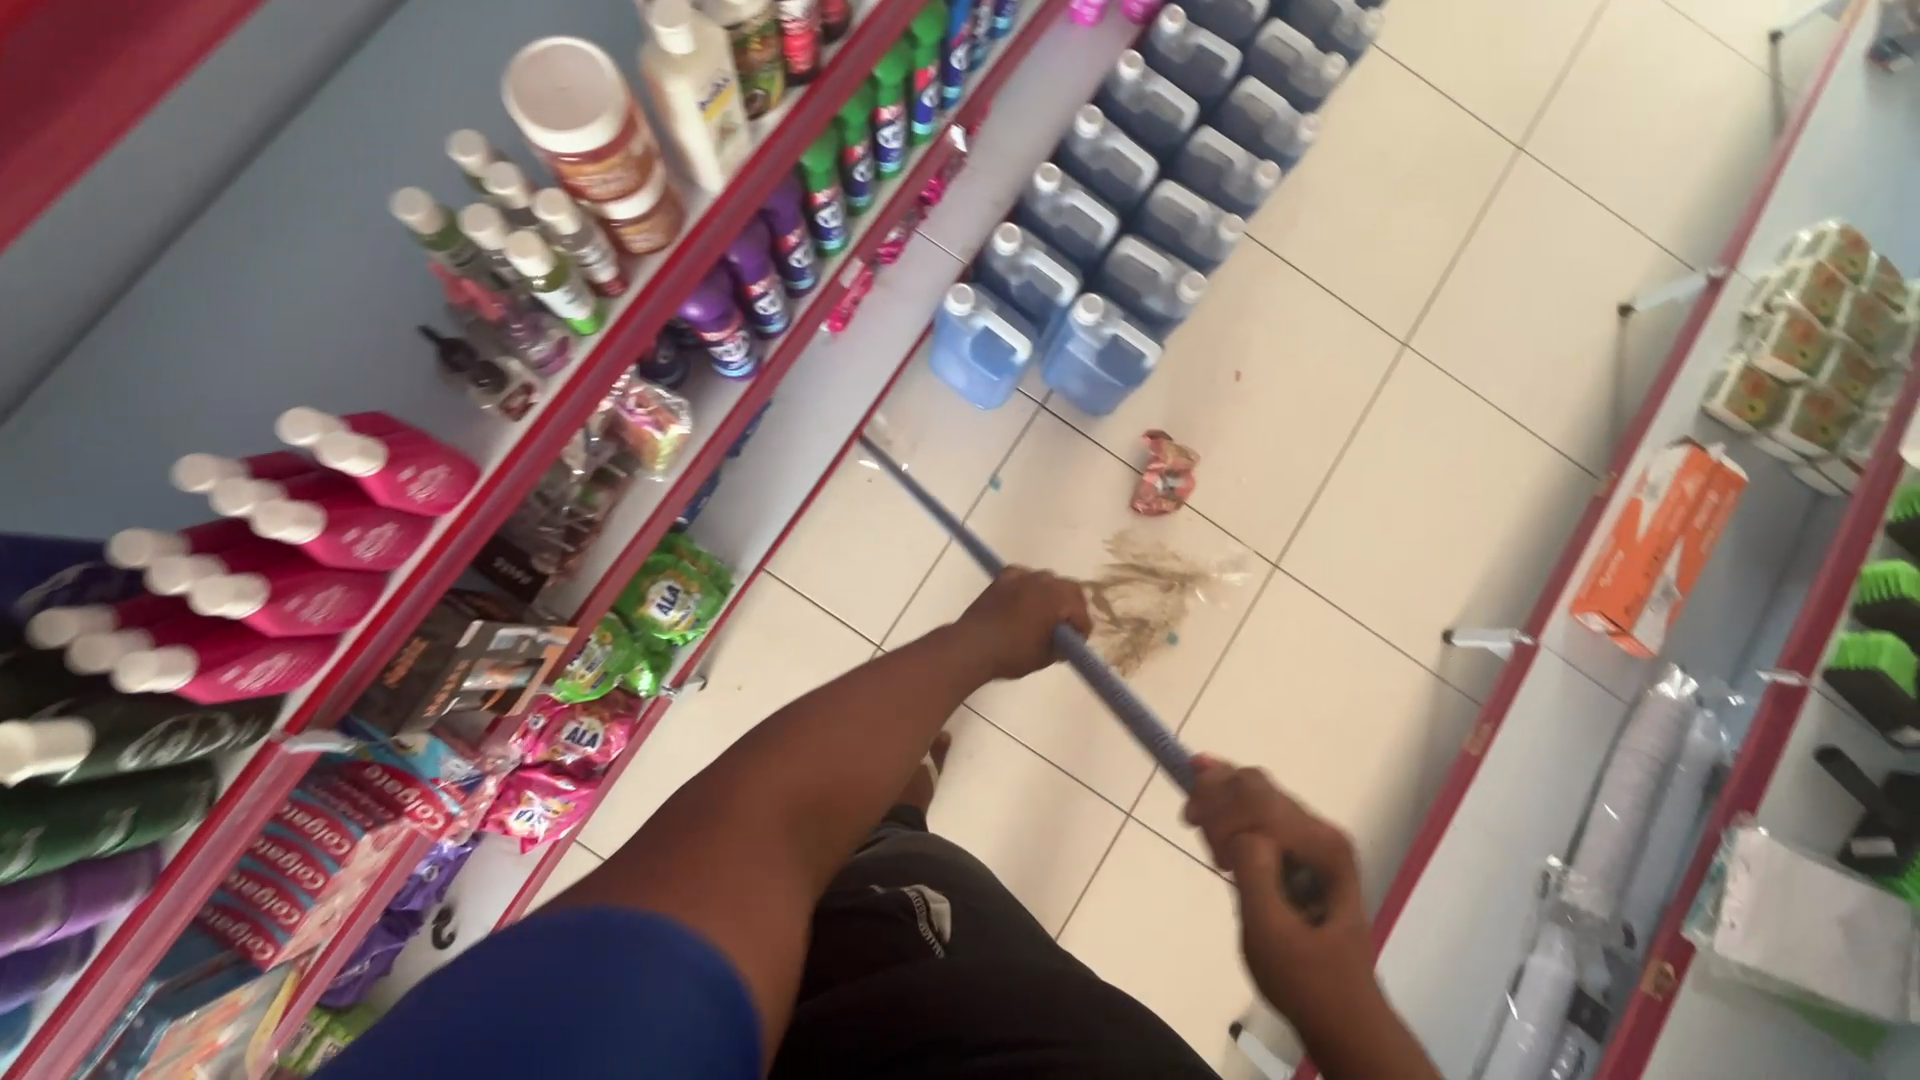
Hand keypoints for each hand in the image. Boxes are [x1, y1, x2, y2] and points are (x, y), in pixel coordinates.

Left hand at [952, 566, 1091, 680]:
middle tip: (1063, 628)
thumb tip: (1065, 641)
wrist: (973, 645)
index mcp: (1059, 598)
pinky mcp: (1003, 577)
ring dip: (1050, 596)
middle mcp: (1044, 580)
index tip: (1074, 645)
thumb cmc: (1013, 653)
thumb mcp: (1046, 656)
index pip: (1082, 613)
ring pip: (1047, 581)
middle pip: (1069, 590)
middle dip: (1070, 608)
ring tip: (1042, 616)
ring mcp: (1022, 575)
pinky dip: (1027, 587)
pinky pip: (1024, 577)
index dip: (1081, 630)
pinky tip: (1021, 601)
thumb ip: (1063, 645)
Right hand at [1183, 758, 1380, 1045]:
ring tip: (1205, 834)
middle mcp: (1323, 833)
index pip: (1258, 797)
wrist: (1342, 1015)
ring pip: (1256, 793)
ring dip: (1222, 804)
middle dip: (1216, 795)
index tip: (1192, 828)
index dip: (1219, 805)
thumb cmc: (1303, 978)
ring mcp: (1316, 841)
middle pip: (1256, 785)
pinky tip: (1216, 828)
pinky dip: (1232, 814)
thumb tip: (1240, 832)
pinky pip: (1261, 813)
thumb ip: (1255, 874)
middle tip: (1191, 823)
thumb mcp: (1270, 933)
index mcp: (1321, 848)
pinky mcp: (1306, 852)